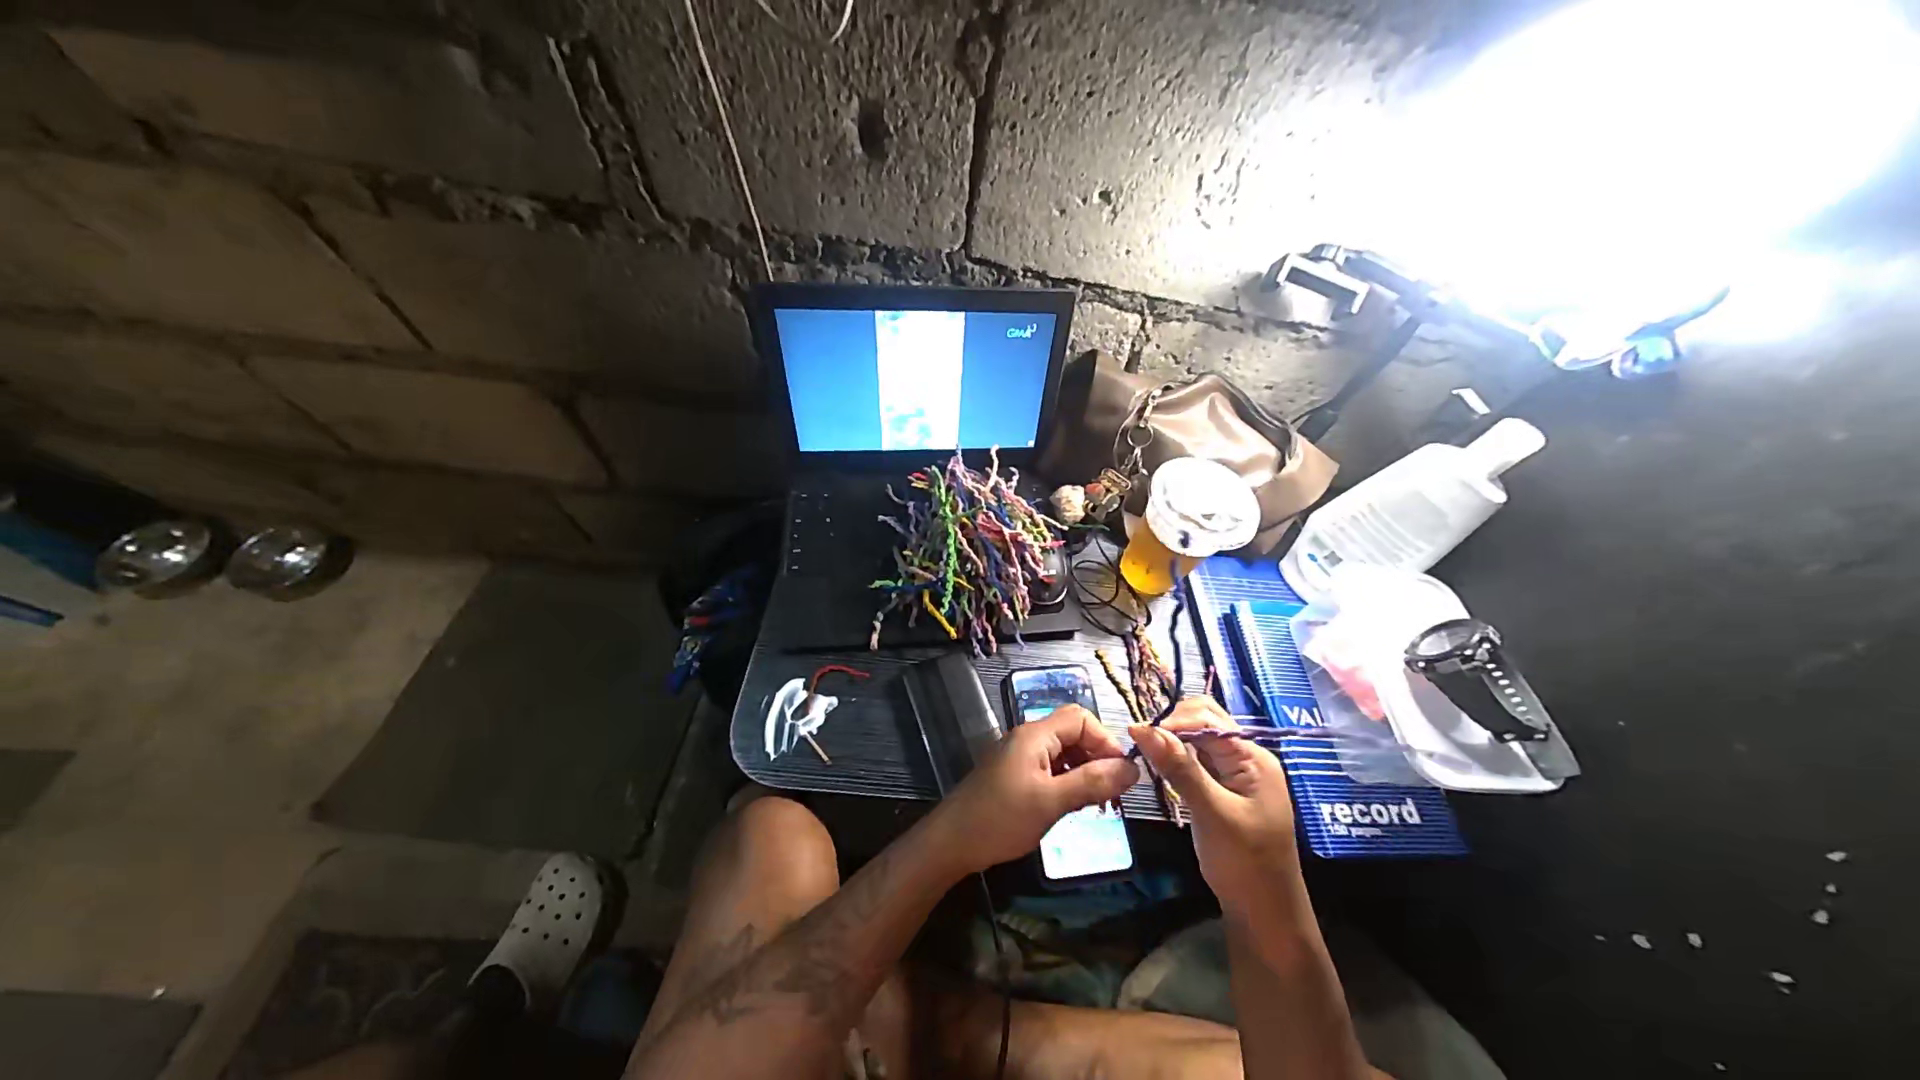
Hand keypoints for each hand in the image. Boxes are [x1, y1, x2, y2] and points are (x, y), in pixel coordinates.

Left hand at [929, 705, 1139, 875]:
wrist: (951, 842)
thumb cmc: (1001, 819)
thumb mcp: (1052, 802)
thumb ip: (1092, 782)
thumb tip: (1133, 768)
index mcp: (1035, 735)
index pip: (1081, 718)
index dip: (1105, 741)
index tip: (1119, 775)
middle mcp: (1028, 739)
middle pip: (1075, 734)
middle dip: (1098, 760)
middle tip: (1112, 796)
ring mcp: (1021, 757)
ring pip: (1065, 754)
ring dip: (1085, 774)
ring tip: (1097, 805)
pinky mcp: (1016, 776)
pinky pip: (1052, 769)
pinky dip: (1068, 784)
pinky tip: (1074, 807)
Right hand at [1131, 698, 1299, 912]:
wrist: (1266, 915)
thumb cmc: (1245, 863)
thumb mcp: (1211, 813)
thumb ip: (1179, 768)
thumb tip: (1142, 728)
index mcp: (1253, 757)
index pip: (1208, 718)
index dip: (1173, 721)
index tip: (1138, 735)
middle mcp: (1247, 758)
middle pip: (1204, 722)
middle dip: (1172, 727)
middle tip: (1141, 744)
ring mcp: (1236, 774)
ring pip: (1198, 741)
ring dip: (1172, 743)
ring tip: (1145, 755)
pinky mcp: (1224, 790)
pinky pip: (1198, 761)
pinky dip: (1178, 760)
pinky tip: (1160, 769)